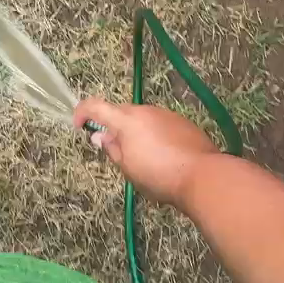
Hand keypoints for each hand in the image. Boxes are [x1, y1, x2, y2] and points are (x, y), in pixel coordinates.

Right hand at [72, 97, 221, 204]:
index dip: (82, 112)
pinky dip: (154, 134)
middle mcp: (145, 110)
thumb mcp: (128, 167)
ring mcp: (165, 114)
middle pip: (120, 112)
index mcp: (126, 120)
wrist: (204, 176)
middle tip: (116, 151)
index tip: (79, 126)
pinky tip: (163, 155)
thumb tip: (100, 136)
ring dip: (135, 131)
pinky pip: (159, 123)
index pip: (95, 106)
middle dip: (113, 127)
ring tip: (143, 158)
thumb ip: (112, 149)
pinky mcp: (183, 122)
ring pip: (141, 118)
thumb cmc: (159, 175)